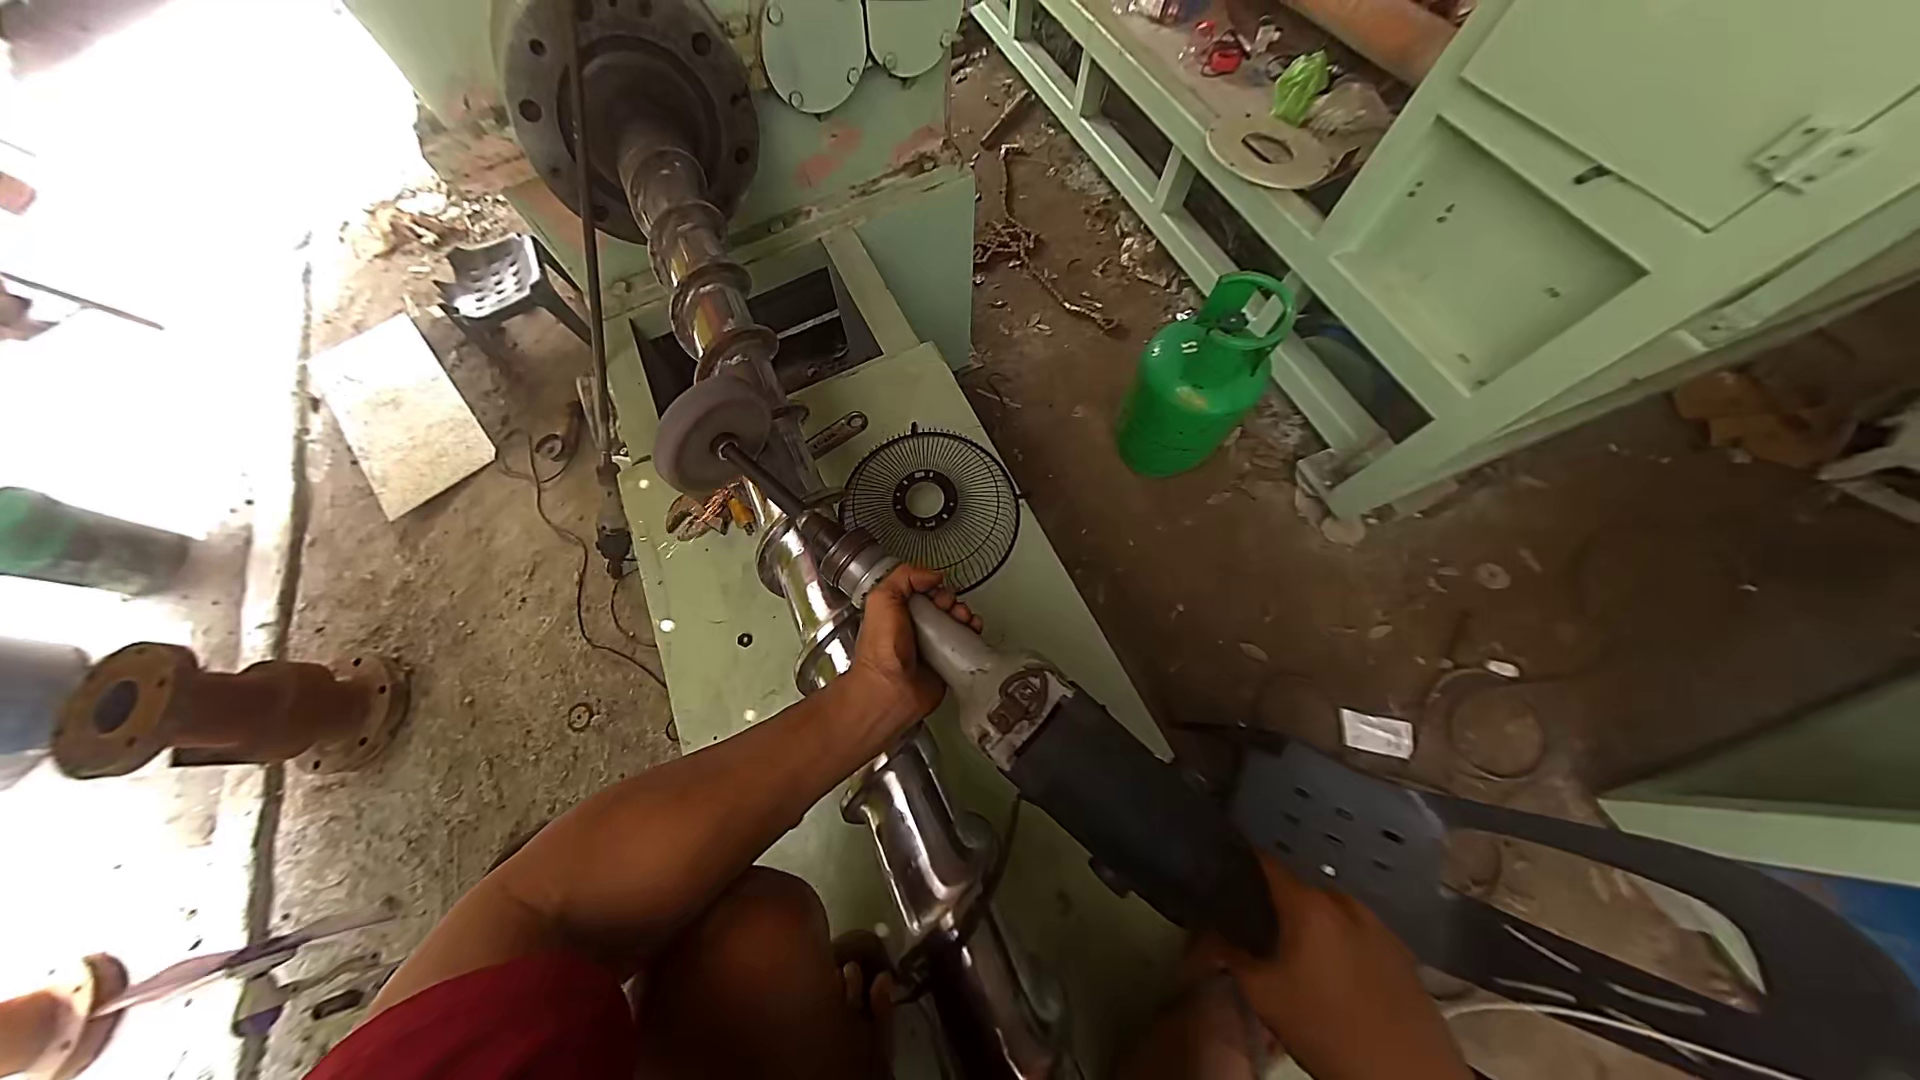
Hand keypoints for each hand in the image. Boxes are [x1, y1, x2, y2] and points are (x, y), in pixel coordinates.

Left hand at [847, 563, 980, 731]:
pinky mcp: (947, 661)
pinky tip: (971, 630)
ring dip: (964, 614)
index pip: (922, 589)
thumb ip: (904, 577)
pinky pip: (965, 643)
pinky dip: (972, 633)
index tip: (934, 588)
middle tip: (947, 606)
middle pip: (942, 603)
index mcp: (896, 611)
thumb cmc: (880, 651)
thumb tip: (930, 574)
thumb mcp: (882, 598)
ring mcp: (932, 645)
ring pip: (956, 621)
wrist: (892, 688)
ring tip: (962, 617)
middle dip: (951, 599)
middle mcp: (914, 627)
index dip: (932, 585)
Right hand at [1197, 853, 1469, 1079]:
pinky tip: (1338, 981)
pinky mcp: (1404, 956)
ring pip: (1330, 916)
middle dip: (1277, 909)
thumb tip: (1211, 932)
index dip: (1241, 866)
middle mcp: (1346, 904)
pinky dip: (1342, 947)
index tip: (1226, 879)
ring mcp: (1380, 929)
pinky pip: (1359, 937)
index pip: (1265, 862)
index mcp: (1310, 904)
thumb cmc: (1328, 1030)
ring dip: (1313, 929)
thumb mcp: (1263, 995)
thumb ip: (1231, 954)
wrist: (1408, 1079)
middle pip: (1298, 892)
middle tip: (1262, 939)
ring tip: (1301, 965)